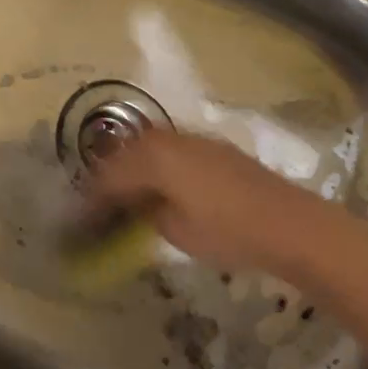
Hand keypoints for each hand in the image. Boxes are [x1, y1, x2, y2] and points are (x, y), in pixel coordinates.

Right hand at [87, 128, 348, 279]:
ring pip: (147, 148)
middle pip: (123, 154)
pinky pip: (170, 150)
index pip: (108, 175)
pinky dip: (157, 166)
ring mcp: (190, 138)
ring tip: (127, 194)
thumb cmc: (226, 230)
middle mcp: (164, 138)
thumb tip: (137, 205)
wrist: (288, 222)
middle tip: (99, 204)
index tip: (79, 219)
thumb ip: (147, 212)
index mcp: (149, 156)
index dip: (91, 198)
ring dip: (132, 168)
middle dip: (109, 177)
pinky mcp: (211, 146)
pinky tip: (161, 186)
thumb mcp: (175, 230)